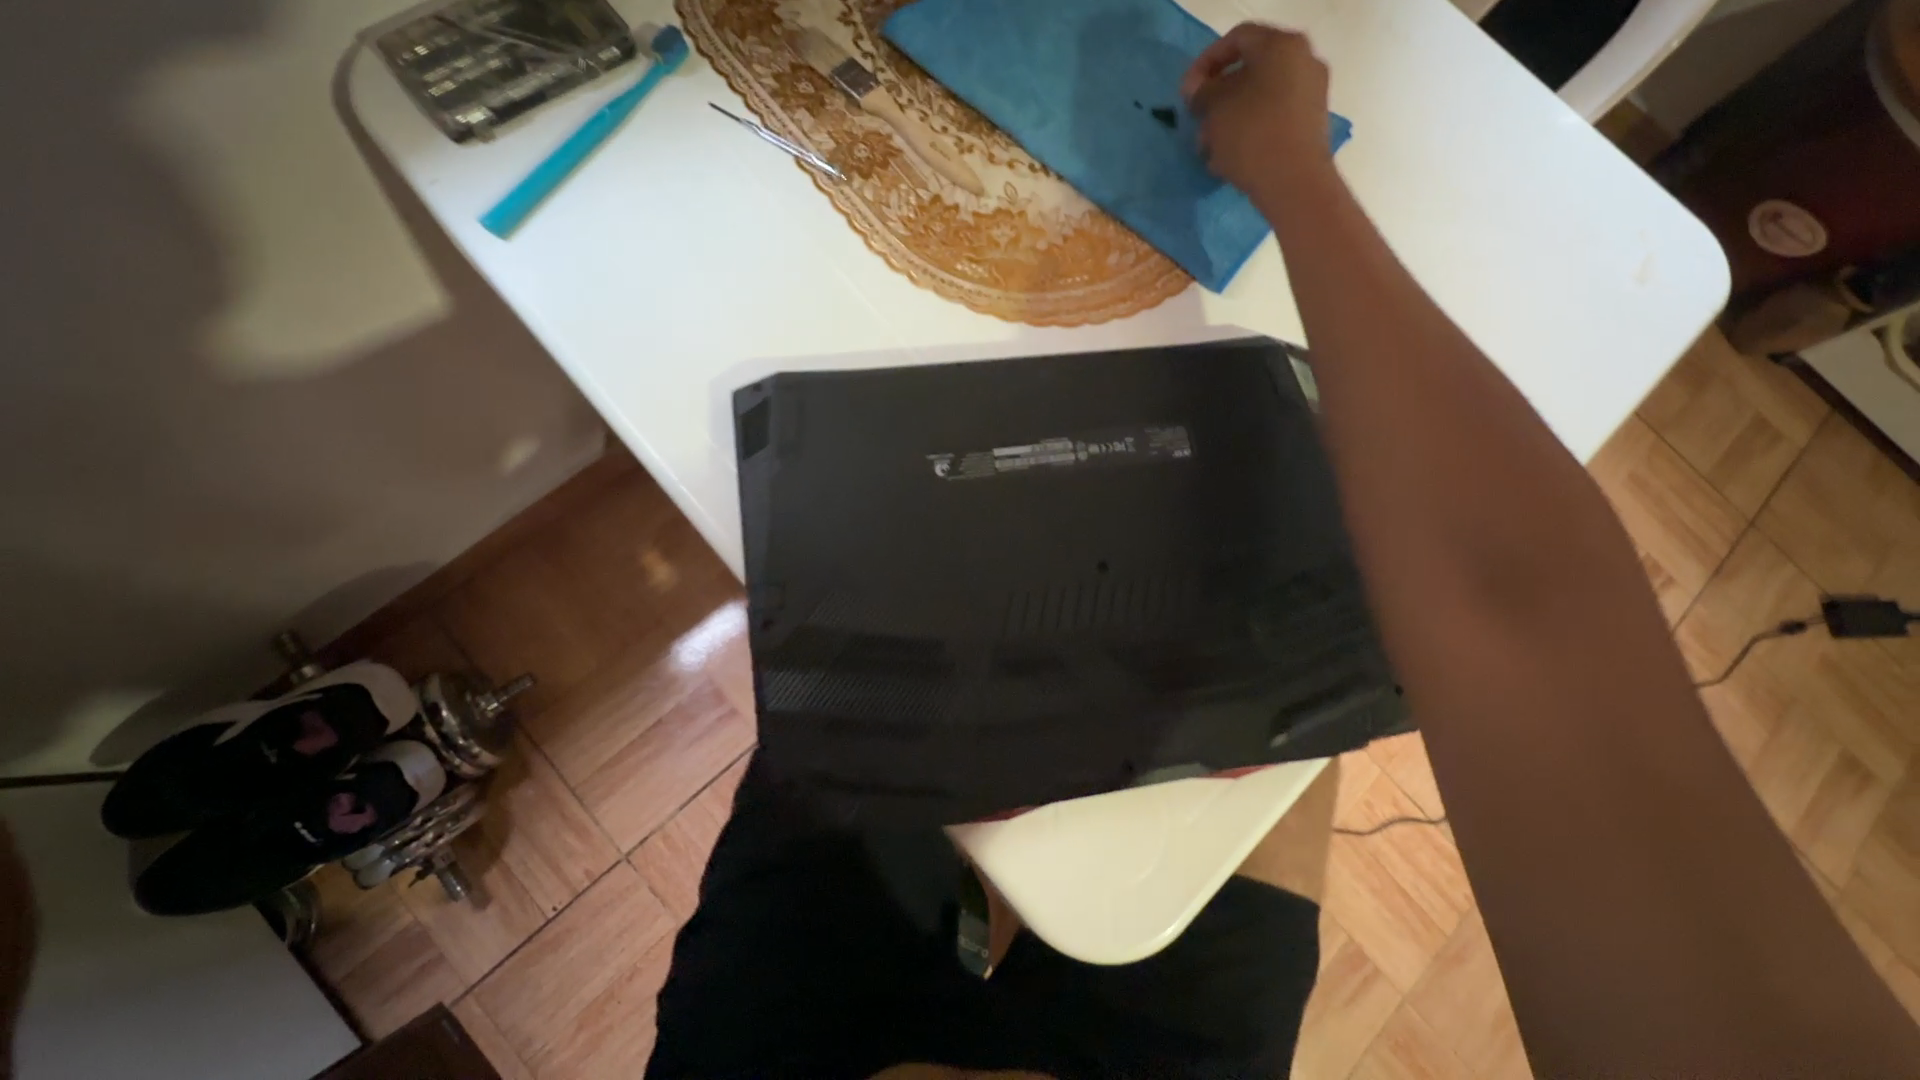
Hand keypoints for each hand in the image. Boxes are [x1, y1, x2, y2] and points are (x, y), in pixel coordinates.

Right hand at [1182, 23, 1330, 197]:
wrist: (1294, 183)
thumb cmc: (1251, 135)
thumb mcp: (1215, 108)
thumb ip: (1202, 92)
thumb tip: (1200, 90)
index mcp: (1281, 46)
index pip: (1237, 39)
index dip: (1204, 63)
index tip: (1186, 93)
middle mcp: (1302, 62)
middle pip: (1249, 72)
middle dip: (1217, 98)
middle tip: (1197, 122)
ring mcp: (1310, 94)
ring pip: (1258, 100)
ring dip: (1229, 120)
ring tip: (1208, 149)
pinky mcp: (1310, 125)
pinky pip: (1272, 120)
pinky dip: (1248, 133)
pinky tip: (1228, 160)